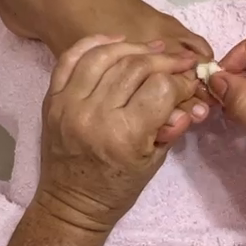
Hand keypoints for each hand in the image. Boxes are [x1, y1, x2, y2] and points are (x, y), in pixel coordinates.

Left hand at [34, 36, 203, 234]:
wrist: (71, 203)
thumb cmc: (116, 188)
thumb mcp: (153, 163)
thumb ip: (172, 126)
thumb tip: (193, 97)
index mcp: (123, 136)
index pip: (161, 88)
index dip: (181, 81)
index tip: (190, 82)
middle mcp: (94, 115)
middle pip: (135, 67)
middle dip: (164, 60)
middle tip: (179, 61)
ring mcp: (69, 105)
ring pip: (105, 56)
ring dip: (133, 47)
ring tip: (153, 48)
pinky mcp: (52, 100)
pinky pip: (71, 59)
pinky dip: (94, 44)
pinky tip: (116, 42)